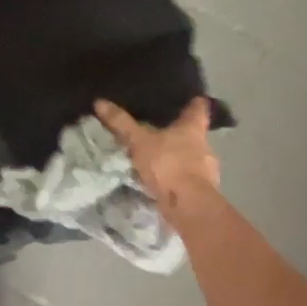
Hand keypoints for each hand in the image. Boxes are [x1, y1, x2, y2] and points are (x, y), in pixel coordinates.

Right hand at [95, 97, 220, 211]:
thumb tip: (100, 102)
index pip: (199, 110)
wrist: (190, 208)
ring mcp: (207, 172)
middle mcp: (205, 147)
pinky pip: (188, 178)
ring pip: (192, 157)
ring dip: (179, 157)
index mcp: (193, 129)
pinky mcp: (202, 192)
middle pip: (195, 134)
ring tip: (159, 156)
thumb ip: (121, 123)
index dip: (196, 103)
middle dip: (181, 133)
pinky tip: (163, 180)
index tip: (195, 97)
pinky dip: (177, 177)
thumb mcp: (139, 141)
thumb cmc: (169, 164)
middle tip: (164, 128)